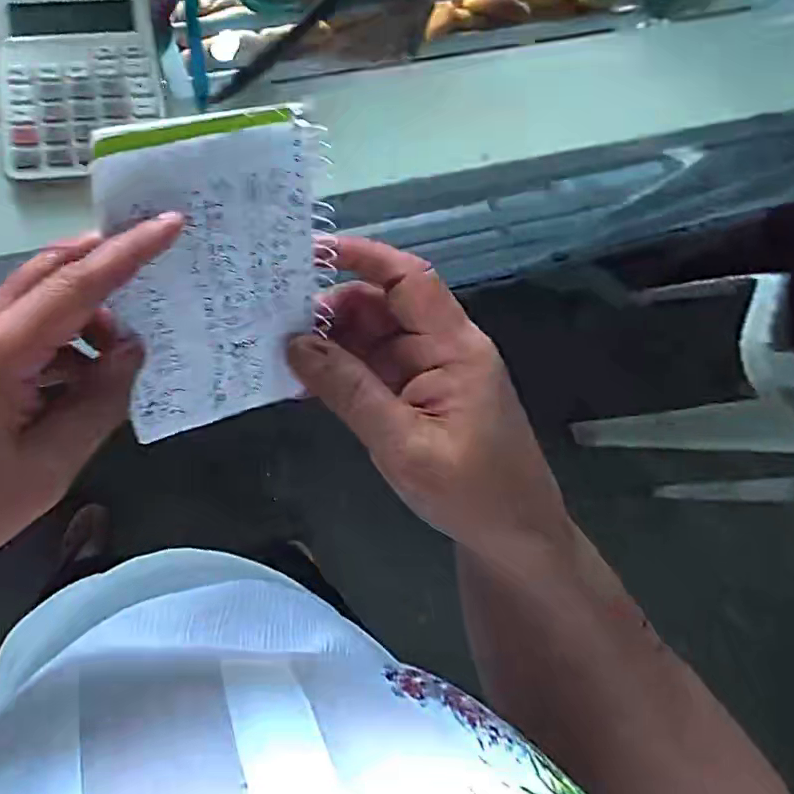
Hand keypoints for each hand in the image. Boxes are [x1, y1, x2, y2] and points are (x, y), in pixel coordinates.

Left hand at [0, 214, 184, 599]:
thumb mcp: (50, 463)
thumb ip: (100, 400)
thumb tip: (134, 350)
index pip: (76, 284)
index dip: (129, 252)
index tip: (171, 222)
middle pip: (52, 271)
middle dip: (107, 264)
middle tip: (160, 267)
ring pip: (41, 298)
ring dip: (87, 315)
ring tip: (122, 359)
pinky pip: (28, 327)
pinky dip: (65, 339)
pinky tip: (87, 377)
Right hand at [286, 236, 571, 572]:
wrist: (514, 540)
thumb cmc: (473, 493)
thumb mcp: (403, 445)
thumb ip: (349, 391)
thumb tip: (295, 344)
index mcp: (453, 348)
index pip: (409, 280)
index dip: (363, 257)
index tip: (310, 252)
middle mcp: (438, 347)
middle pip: (379, 304)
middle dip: (330, 308)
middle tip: (278, 324)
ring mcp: (424, 368)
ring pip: (368, 333)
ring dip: (327, 339)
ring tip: (282, 354)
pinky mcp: (412, 390)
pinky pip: (366, 364)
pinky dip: (335, 367)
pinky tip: (304, 380)